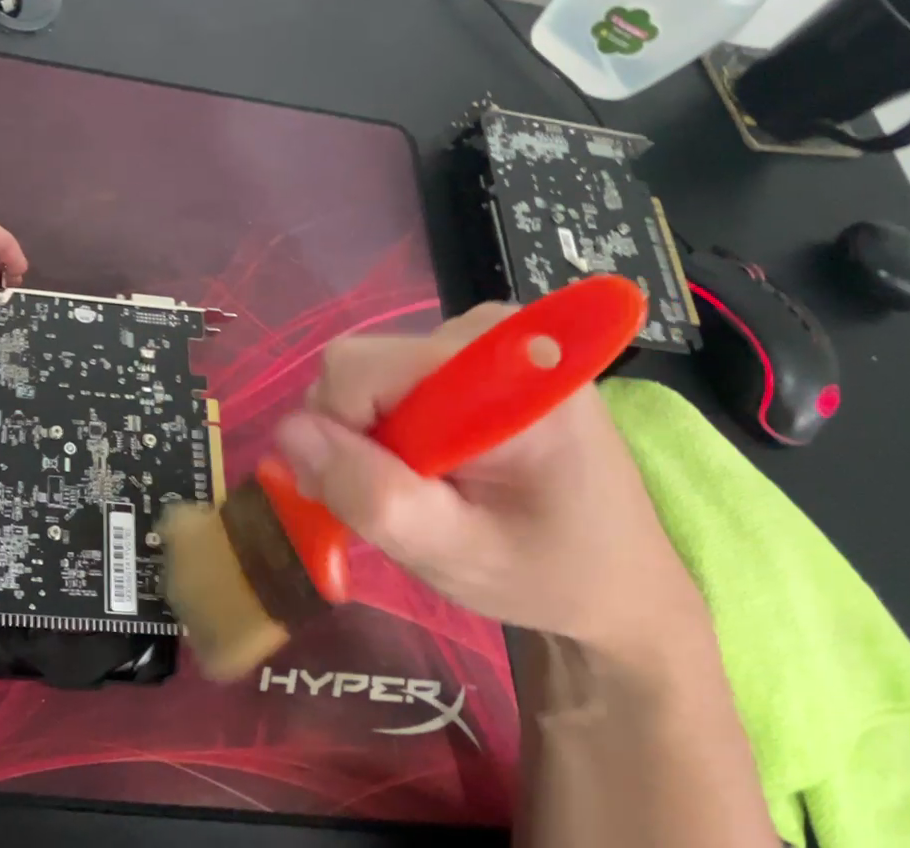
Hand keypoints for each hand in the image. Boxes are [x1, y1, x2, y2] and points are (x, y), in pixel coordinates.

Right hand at [273, 304, 706, 656]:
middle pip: (357, 368)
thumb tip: (289, 432)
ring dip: (373, 438)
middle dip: (356, 438)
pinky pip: (386, 379)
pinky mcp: (472, 352)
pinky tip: (432, 466)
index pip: (358, 371)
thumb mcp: (455, 555)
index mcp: (504, 372)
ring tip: (424, 491)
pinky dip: (390, 428)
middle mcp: (493, 331)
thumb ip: (371, 495)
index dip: (344, 435)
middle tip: (401, 502)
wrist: (620, 578)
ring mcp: (482, 337)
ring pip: (365, 375)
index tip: (379, 493)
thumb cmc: (548, 574)